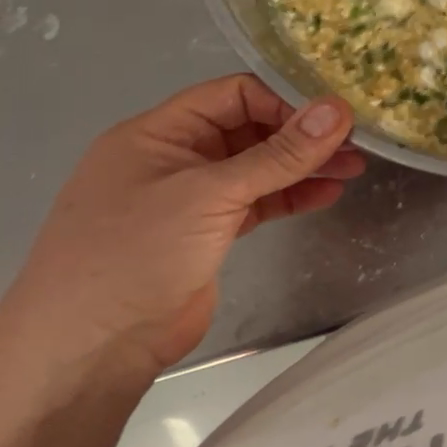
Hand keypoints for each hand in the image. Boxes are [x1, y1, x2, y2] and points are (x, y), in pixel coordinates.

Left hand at [0, 75, 362, 380]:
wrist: (89, 352)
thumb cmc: (134, 256)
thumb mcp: (212, 195)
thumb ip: (281, 153)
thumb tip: (339, 109)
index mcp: (156, 136)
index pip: (234, 95)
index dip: (286, 100)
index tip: (336, 116)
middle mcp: (173, 159)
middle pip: (253, 128)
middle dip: (306, 135)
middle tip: (358, 142)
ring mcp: (189, 197)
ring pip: (262, 165)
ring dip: (308, 165)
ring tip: (354, 169)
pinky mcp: (207, 230)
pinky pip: (261, 198)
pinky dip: (294, 194)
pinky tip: (327, 195)